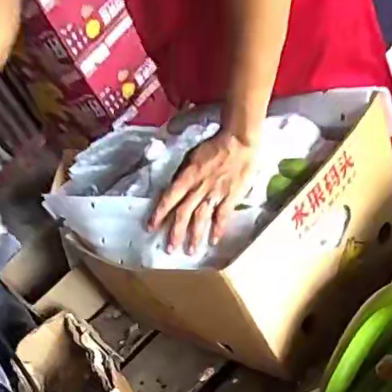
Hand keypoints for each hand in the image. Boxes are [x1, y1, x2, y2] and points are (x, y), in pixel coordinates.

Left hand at [149, 129, 258, 254]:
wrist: (239, 140)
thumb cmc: (215, 144)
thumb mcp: (192, 153)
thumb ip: (184, 171)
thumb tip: (176, 186)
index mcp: (187, 176)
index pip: (169, 198)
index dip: (159, 214)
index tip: (151, 228)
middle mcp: (198, 188)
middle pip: (183, 214)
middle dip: (175, 233)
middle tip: (170, 249)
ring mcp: (214, 194)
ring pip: (200, 219)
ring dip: (194, 237)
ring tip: (190, 251)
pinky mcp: (230, 198)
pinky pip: (221, 217)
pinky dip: (217, 230)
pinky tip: (213, 242)